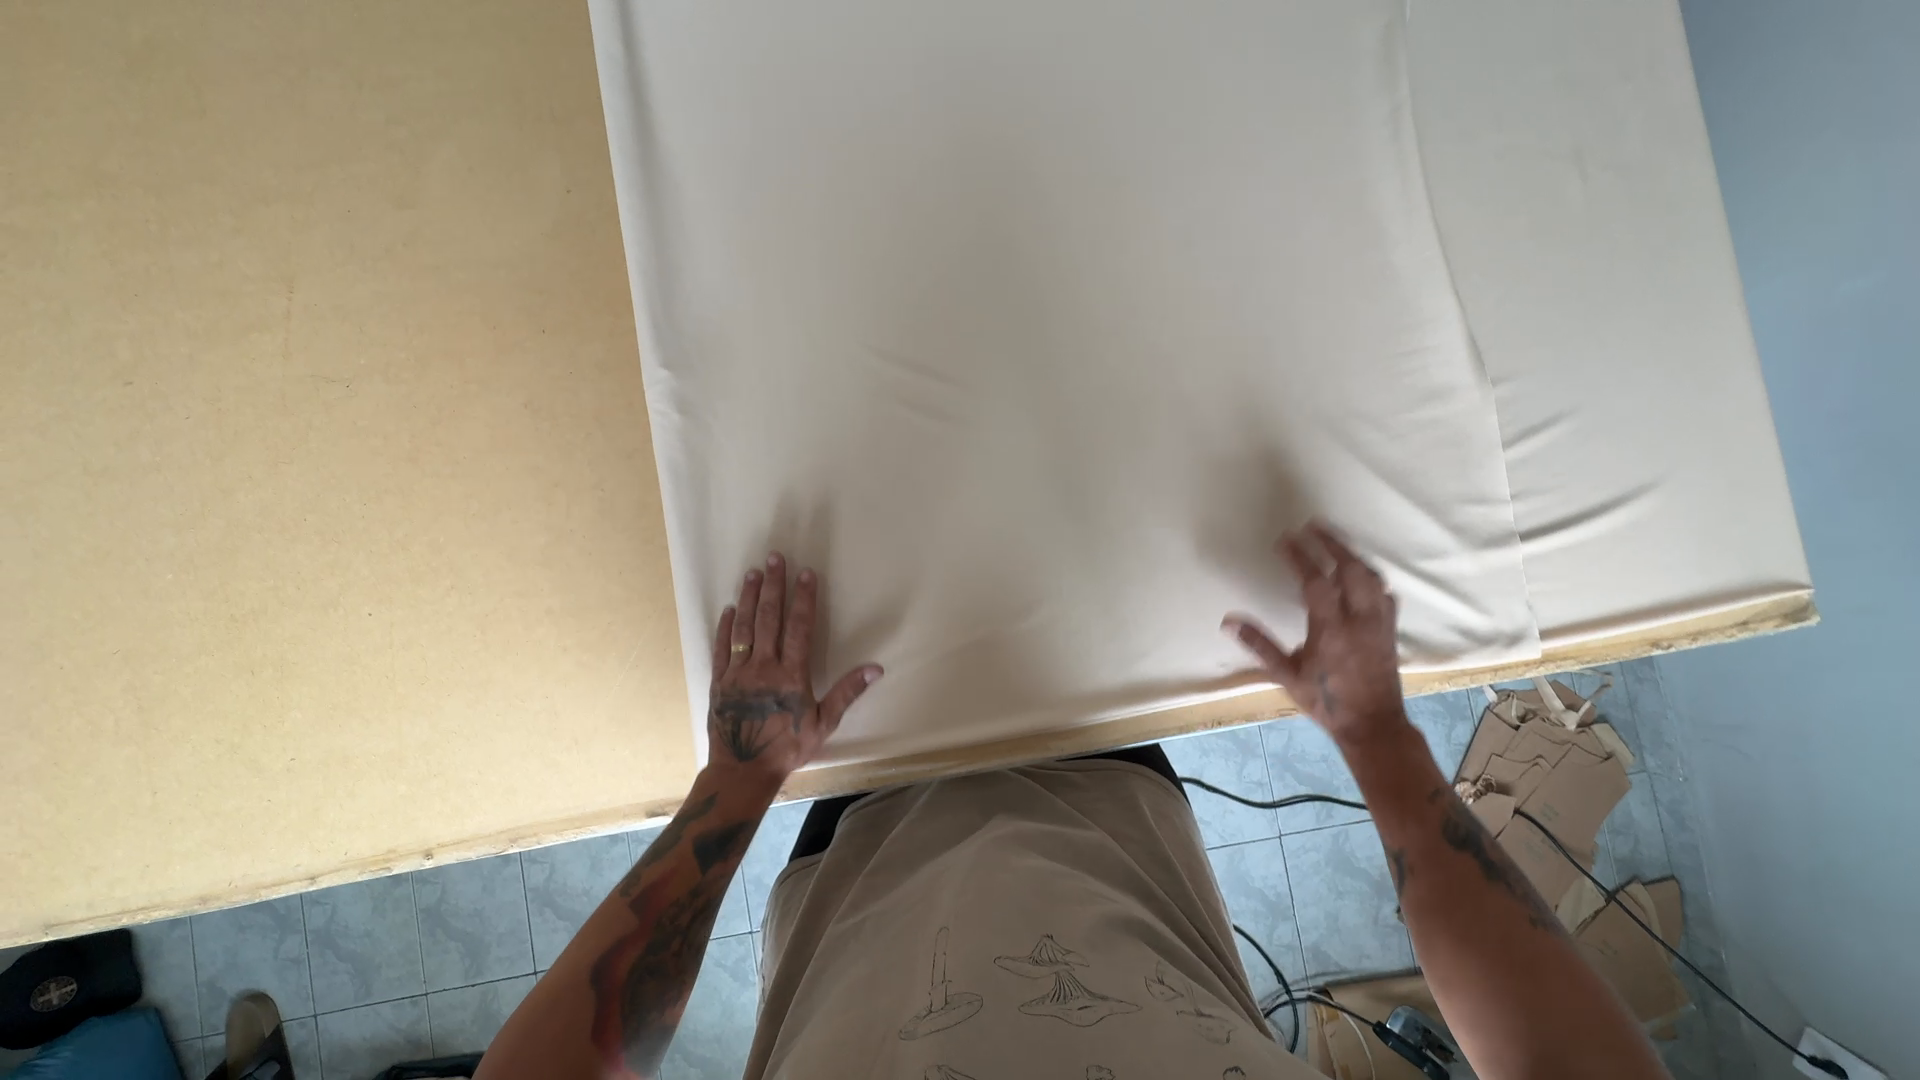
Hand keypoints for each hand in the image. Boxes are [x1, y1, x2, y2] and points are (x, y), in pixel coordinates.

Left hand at [705, 553, 881, 781]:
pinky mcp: (719, 682)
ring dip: (748, 598)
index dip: (804, 599)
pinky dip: (725, 627)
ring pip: (743, 627)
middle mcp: (764, 667)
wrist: (743, 771)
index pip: (800, 627)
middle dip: (773, 586)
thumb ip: (847, 692)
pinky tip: (729, 609)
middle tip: (774, 559)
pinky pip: (721, 648)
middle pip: (769, 618)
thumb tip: (875, 669)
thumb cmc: (787, 748)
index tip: (805, 574)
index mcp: (791, 674)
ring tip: (752, 573)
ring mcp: (738, 673)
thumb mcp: (823, 724)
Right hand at [1223, 521, 1408, 745]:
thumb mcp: (1287, 676)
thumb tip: (1228, 622)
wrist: (1374, 725)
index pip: (1316, 581)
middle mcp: (1359, 620)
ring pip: (1372, 577)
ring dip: (1353, 555)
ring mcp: (1379, 623)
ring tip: (1336, 542)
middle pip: (1351, 569)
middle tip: (1314, 525)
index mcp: (1331, 629)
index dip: (1300, 556)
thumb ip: (1260, 646)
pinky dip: (1372, 578)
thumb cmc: (1326, 701)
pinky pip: (1385, 594)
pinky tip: (1363, 577)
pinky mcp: (1390, 631)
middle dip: (1332, 543)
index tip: (1285, 539)